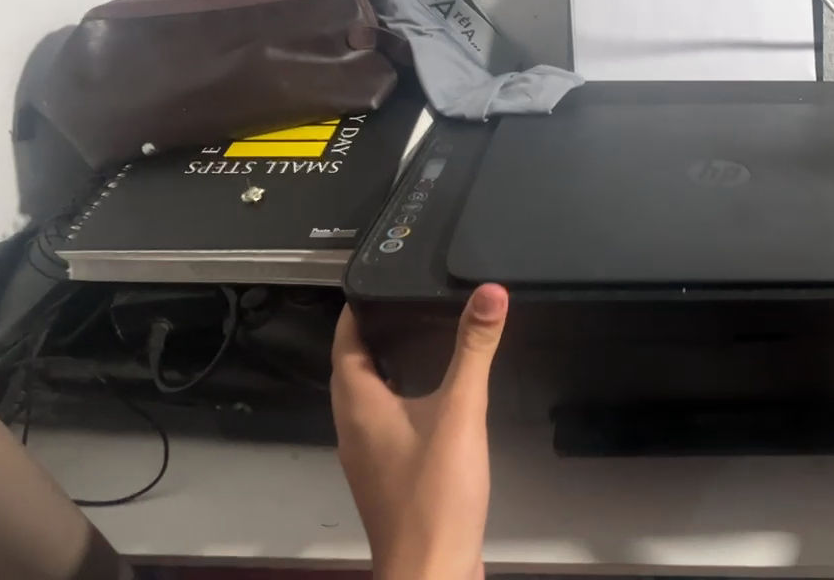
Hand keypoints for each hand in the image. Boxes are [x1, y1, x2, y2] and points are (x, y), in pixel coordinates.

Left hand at [332, 284, 508, 579]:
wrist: (432, 574)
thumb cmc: (436, 493)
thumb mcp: (460, 410)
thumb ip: (475, 348)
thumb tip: (490, 292)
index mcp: (359, 408)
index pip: (344, 345)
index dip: (355, 312)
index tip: (376, 283)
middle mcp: (355, 431)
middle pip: (351, 372)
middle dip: (371, 336)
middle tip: (402, 304)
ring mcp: (369, 459)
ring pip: (367, 400)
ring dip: (384, 368)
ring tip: (418, 339)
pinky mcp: (389, 480)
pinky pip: (384, 424)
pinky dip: (399, 398)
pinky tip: (431, 398)